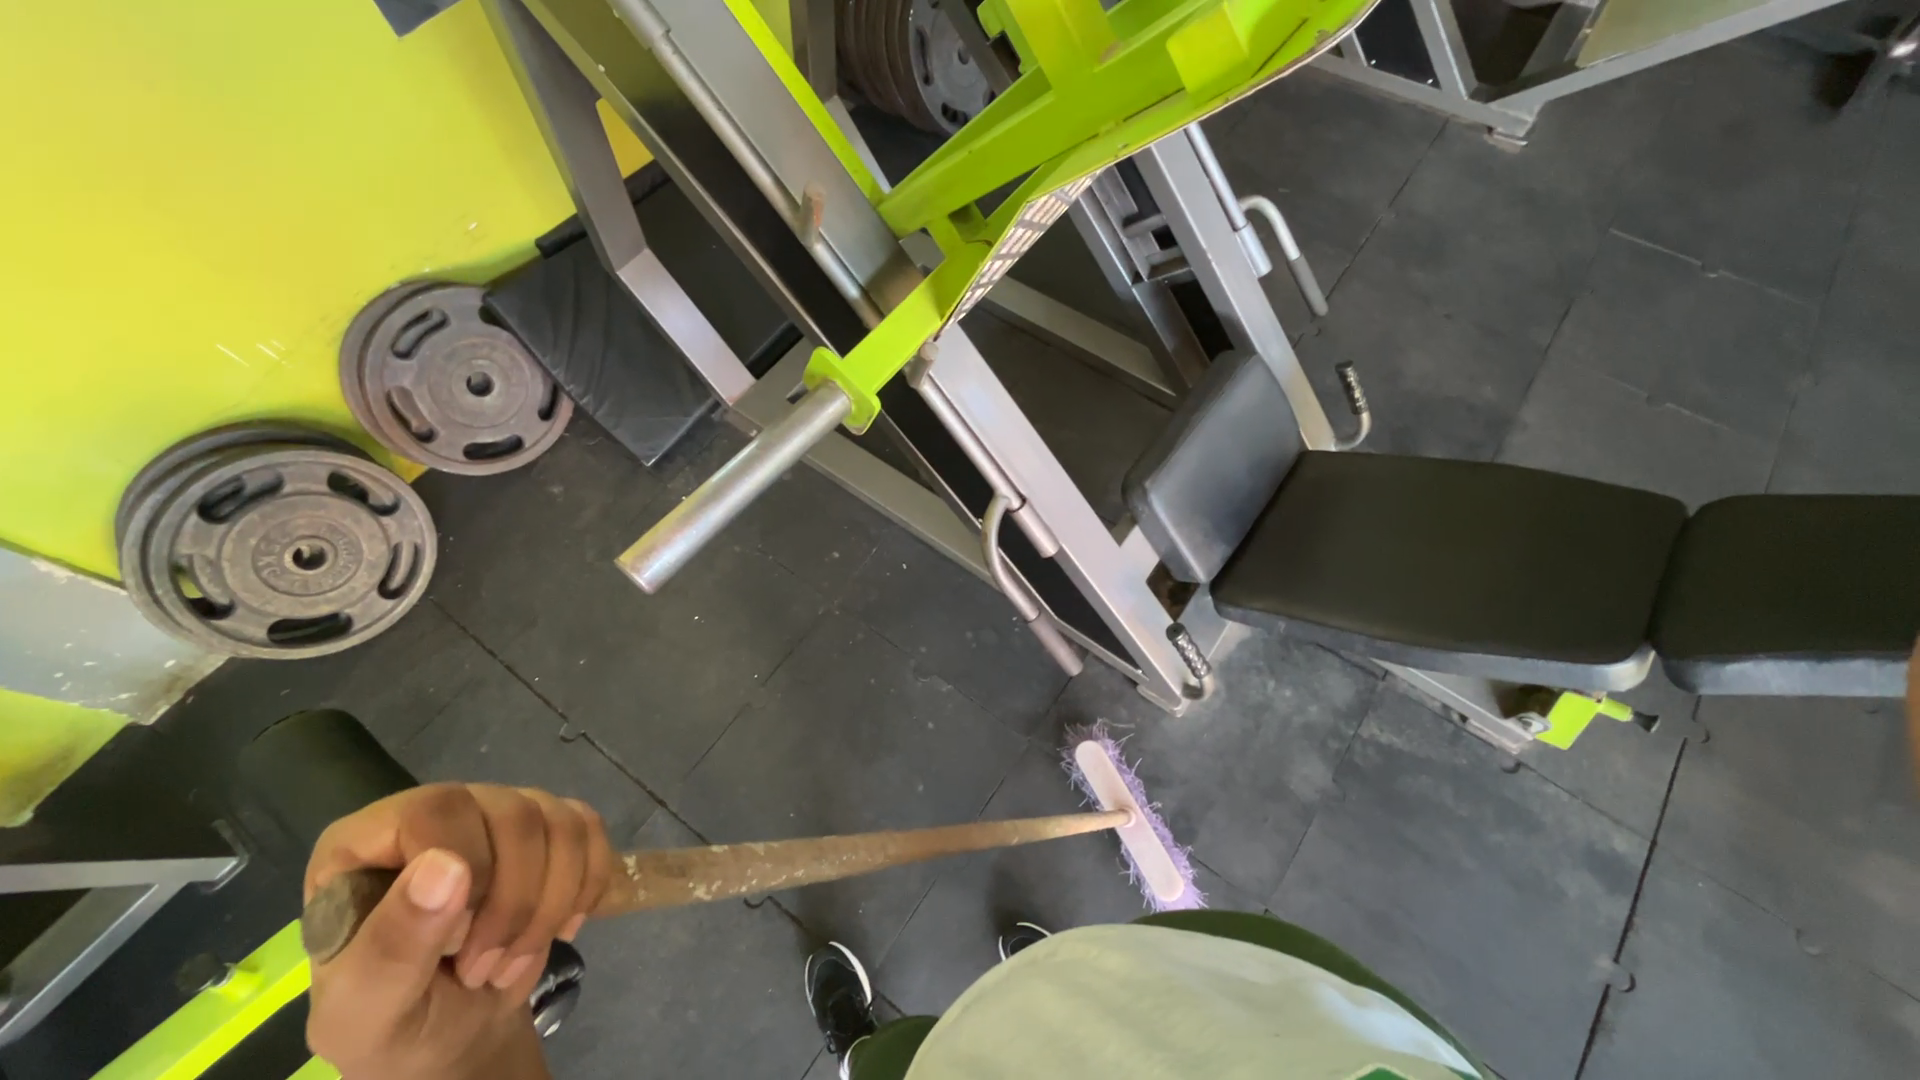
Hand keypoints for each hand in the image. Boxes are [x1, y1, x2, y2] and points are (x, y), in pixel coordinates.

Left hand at [304, 784, 614, 1079]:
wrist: (450, 1034)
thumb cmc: (391, 1024)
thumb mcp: (364, 1011)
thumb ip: (392, 946)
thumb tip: (445, 868)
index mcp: (371, 840)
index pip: (437, 809)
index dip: (466, 868)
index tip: (454, 943)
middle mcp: (442, 812)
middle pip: (514, 814)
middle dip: (514, 905)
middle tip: (481, 969)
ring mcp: (501, 815)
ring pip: (561, 824)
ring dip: (551, 905)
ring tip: (512, 958)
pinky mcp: (550, 830)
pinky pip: (590, 831)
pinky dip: (587, 887)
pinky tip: (558, 927)